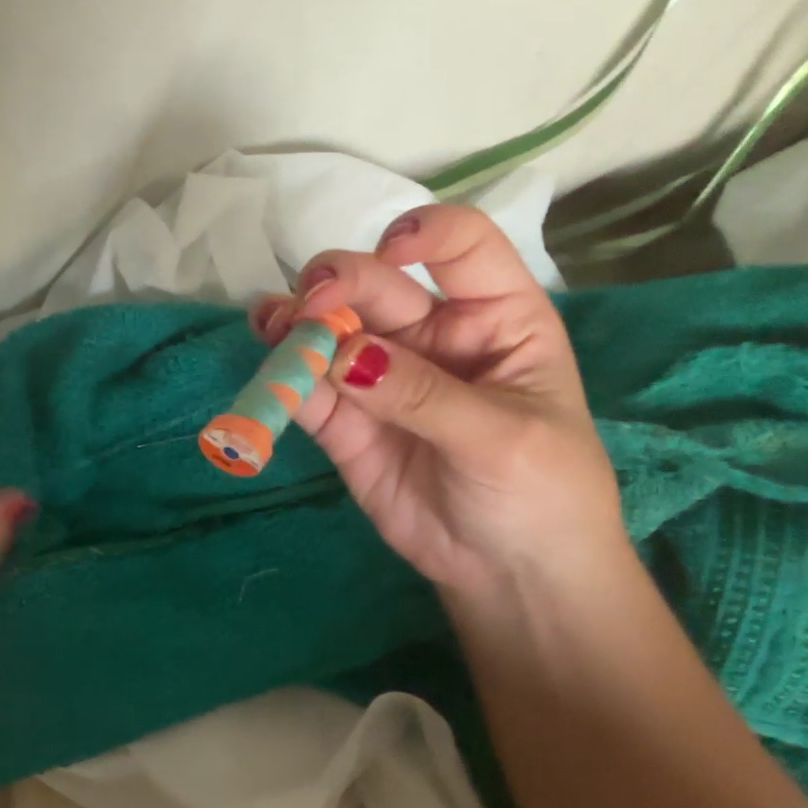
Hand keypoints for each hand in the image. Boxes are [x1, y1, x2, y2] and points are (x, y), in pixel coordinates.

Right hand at [253, 204, 627, 595]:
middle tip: (303, 309)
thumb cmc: (542, 492)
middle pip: (375, 287)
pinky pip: (307, 393)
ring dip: (293, 324)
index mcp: (494, 319)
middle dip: (336, 286)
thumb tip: (340, 354)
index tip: (388, 251)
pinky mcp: (344, 425)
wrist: (510, 572)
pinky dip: (281, 382)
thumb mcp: (500, 437)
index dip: (424, 235)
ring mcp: (380, 380)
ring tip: (268, 328)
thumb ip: (422, 394)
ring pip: (329, 335)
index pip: (462, 247)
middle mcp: (431, 337)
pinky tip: (265, 375)